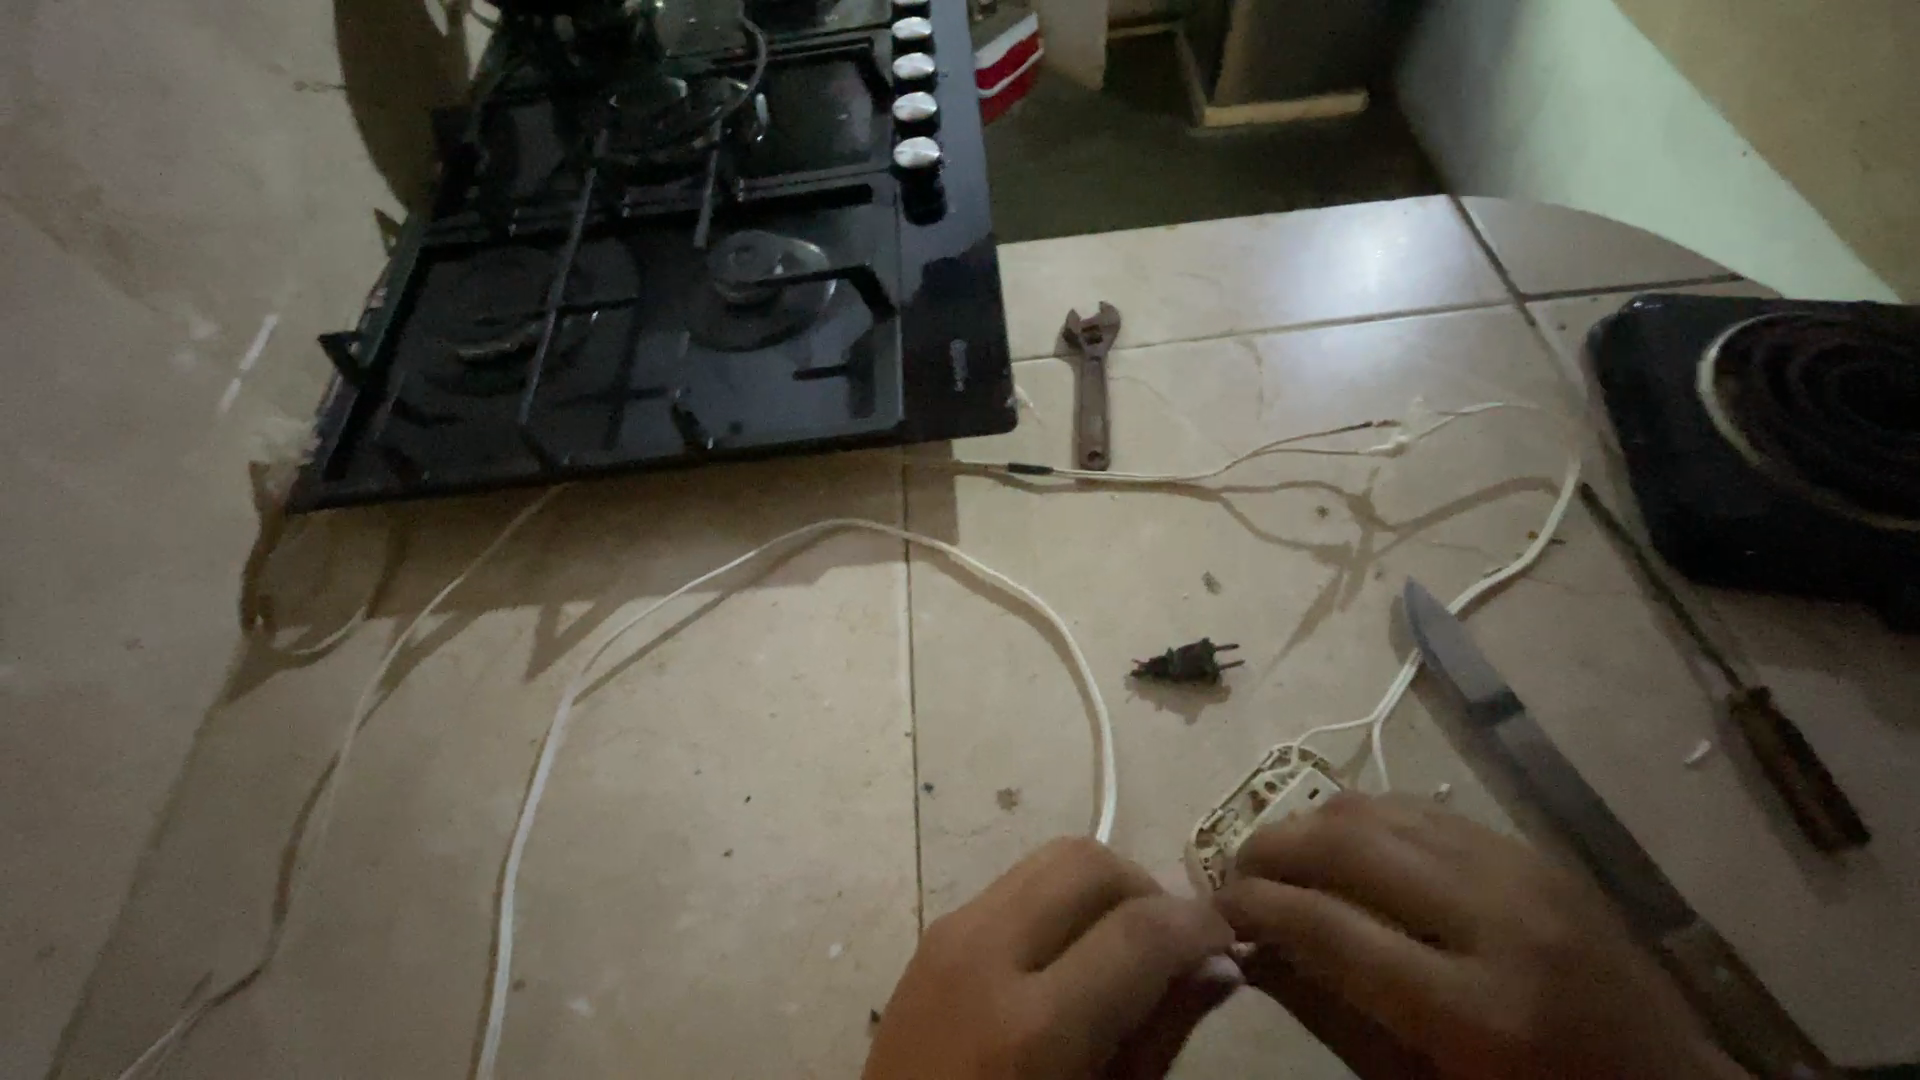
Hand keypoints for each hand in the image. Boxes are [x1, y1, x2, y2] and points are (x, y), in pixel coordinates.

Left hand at [864, 837, 1237, 1079]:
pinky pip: (1019, 881)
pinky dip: (1063, 896)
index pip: (1137, 932)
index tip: (1227, 938)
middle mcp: (986, 953)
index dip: (1196, 924)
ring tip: (1128, 941)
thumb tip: (1217, 963)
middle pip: (1087, 863)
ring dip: (1104, 885)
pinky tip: (1077, 946)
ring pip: (1051, 857)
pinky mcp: (939, 925)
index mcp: (1030, 1028)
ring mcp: (953, 930)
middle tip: (1173, 942)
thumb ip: (1158, 1035)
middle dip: (1146, 888)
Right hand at [1214, 794, 1744, 1079]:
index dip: (1254, 906)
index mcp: (1478, 1012)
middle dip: (1269, 848)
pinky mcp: (1526, 848)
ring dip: (1308, 826)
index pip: (1328, 926)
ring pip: (1375, 809)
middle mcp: (1498, 921)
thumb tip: (1248, 947)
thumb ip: (1332, 1011)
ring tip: (1279, 856)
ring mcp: (1519, 871)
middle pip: (1346, 844)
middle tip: (1236, 872)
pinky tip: (1340, 846)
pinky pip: (1415, 808)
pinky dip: (1359, 818)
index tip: (1215, 904)